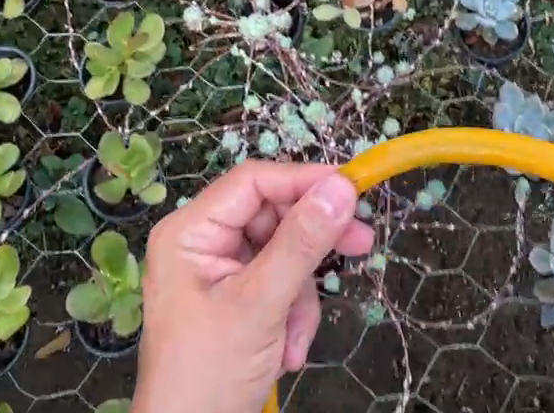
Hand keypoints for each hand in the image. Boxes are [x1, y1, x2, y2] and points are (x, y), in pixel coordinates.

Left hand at [133, 162, 374, 412]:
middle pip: (272, 216)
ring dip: (300, 295)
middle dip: (310, 246)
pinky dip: (292, 314)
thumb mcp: (261, 305)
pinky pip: (279, 284)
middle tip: (362, 243)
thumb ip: (302, 243)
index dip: (302, 180)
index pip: (254, 182)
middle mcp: (203, 241)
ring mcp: (219, 272)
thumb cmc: (212, 372)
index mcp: (191, 231)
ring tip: (295, 336)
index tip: (350, 187)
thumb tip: (342, 187)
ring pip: (282, 253)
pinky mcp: (236, 299)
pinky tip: (287, 350)